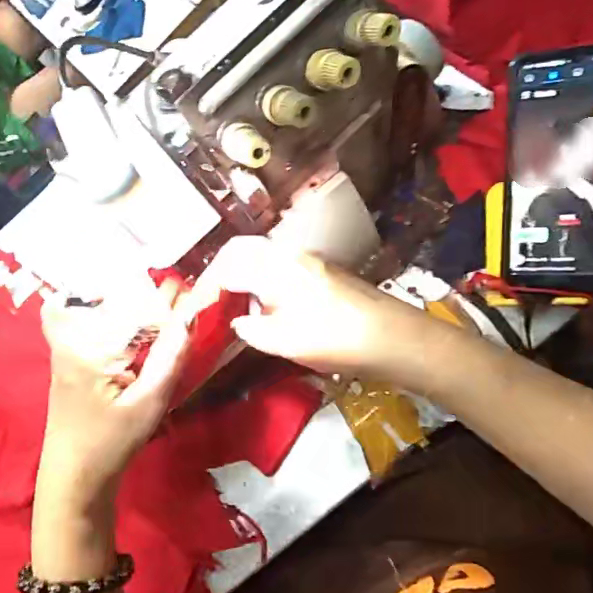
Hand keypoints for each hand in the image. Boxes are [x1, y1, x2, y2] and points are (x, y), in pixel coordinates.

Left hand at [35, 289, 190, 524]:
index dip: (160, 293)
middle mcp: (69, 338)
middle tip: (171, 291)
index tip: (185, 288)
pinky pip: (81, 321)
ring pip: (88, 305)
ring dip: (119, 298)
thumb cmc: (110, 443)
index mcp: (87, 345)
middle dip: (136, 286)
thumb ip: (169, 357)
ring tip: (155, 300)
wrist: (73, 478)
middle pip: (100, 294)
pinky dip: (105, 314)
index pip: (127, 302)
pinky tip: (130, 325)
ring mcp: (63, 348)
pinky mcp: (66, 359)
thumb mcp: (148, 403)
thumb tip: (189, 316)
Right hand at [190, 236, 463, 384]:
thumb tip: (239, 320)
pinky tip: (270, 306)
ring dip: (246, 274)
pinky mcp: (324, 273)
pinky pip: (282, 267)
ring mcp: (310, 261)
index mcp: (274, 266)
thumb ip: (250, 329)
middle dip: (224, 271)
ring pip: (265, 257)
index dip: (208, 285)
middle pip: (244, 250)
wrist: (393, 337)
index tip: (198, 305)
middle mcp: (290, 255)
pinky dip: (266, 280)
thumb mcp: (280, 341)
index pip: (227, 265)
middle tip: (214, 298)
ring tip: (238, 304)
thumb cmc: (332, 338)